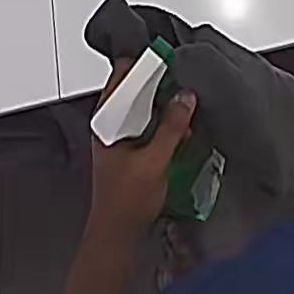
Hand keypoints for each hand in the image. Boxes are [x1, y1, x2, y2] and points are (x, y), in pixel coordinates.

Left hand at [88, 58, 195, 243]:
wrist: (117, 237)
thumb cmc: (127, 201)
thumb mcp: (153, 161)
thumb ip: (171, 127)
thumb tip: (186, 96)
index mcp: (106, 121)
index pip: (121, 76)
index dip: (142, 63)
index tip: (166, 55)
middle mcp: (111, 123)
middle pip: (135, 88)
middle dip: (158, 80)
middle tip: (183, 72)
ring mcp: (121, 136)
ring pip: (144, 105)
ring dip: (164, 100)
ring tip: (187, 94)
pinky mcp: (133, 148)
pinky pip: (150, 123)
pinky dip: (165, 119)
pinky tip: (183, 123)